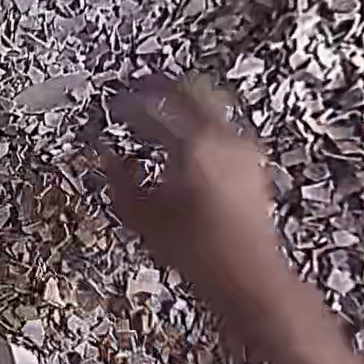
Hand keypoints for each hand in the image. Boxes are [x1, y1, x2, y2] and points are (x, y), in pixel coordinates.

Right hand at [101, 74, 304, 345]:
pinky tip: (185, 141)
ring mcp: (244, 150)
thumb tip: (110, 159)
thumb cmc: (199, 254)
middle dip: (163, 85)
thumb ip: (120, 181)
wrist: (249, 278)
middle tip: (140, 87)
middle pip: (193, 89)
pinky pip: (223, 126)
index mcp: (192, 146)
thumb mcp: (141, 219)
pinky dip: (200, 123)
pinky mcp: (253, 165)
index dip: (127, 104)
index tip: (113, 105)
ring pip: (212, 105)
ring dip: (184, 103)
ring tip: (161, 110)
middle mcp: (223, 139)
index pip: (152, 109)